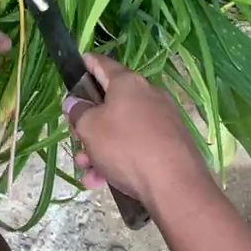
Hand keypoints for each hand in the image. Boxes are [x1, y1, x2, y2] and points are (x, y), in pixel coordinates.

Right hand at [66, 54, 212, 206]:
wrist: (176, 186)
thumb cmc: (126, 146)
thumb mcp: (89, 127)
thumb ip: (77, 111)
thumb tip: (74, 102)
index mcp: (128, 82)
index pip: (102, 63)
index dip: (86, 63)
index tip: (77, 65)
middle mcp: (148, 95)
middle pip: (110, 102)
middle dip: (88, 123)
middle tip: (75, 138)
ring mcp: (163, 120)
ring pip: (121, 129)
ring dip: (100, 148)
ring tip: (87, 172)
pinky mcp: (171, 144)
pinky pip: (137, 145)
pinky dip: (119, 159)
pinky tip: (104, 181)